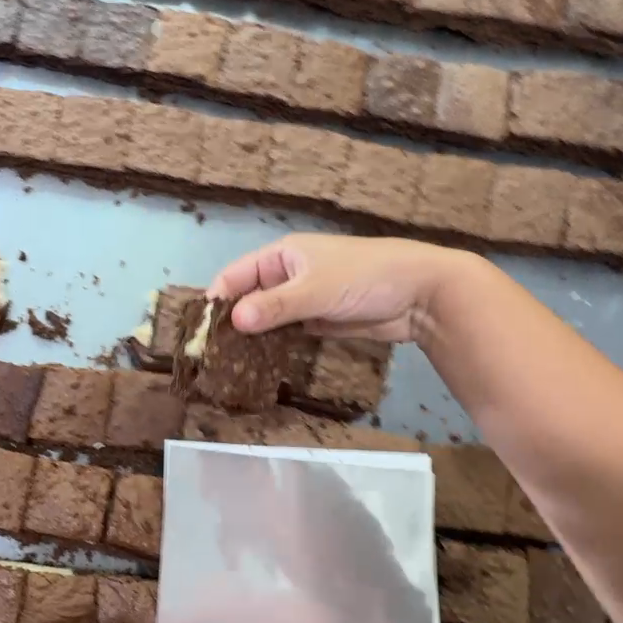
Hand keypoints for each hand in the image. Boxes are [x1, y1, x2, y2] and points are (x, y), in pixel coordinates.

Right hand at [208, 233, 484, 341]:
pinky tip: (254, 365)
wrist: (423, 294)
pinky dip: (268, 347)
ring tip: (226, 365)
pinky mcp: (314, 321)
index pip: (234, 276)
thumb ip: (275, 306)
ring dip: (248, 339)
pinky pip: (281, 334)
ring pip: (262, 320)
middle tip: (210, 355)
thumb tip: (234, 321)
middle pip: (245, 300)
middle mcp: (284, 276)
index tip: (200, 331)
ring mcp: (299, 300)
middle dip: (228, 324)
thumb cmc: (366, 277)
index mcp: (280, 256)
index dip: (215, 301)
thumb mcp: (316, 289)